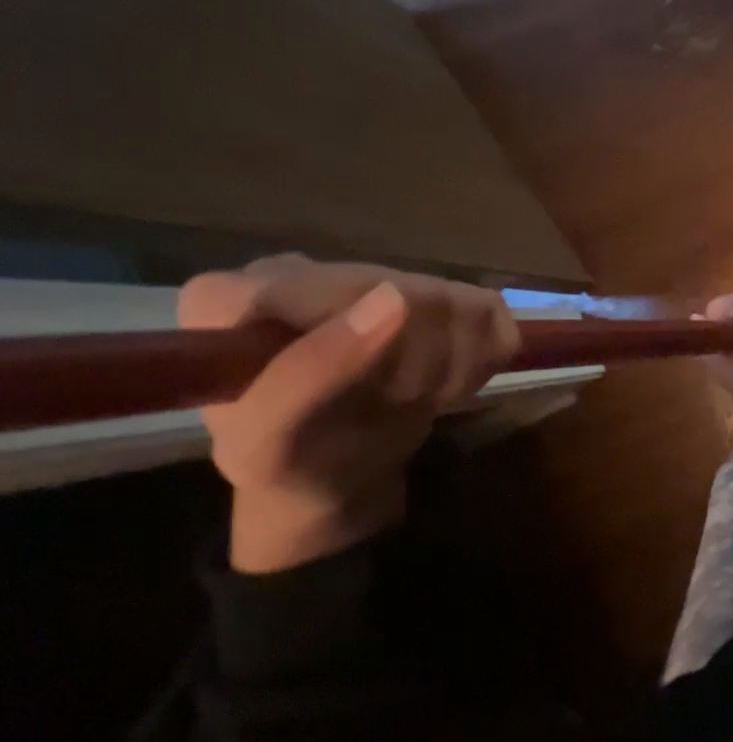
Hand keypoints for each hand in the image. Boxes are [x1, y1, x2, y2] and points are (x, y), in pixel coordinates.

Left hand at [178, 254, 520, 572]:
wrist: (341, 472)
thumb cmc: (293, 461)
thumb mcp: (272, 440)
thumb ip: (312, 370)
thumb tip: (395, 298)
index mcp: (233, 295)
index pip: (337, 287)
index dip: (370, 342)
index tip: (362, 393)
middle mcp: (306, 269)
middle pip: (410, 292)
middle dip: (415, 366)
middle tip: (391, 403)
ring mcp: (379, 274)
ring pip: (457, 302)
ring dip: (449, 369)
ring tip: (414, 396)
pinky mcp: (441, 291)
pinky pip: (489, 310)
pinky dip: (481, 359)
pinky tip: (443, 379)